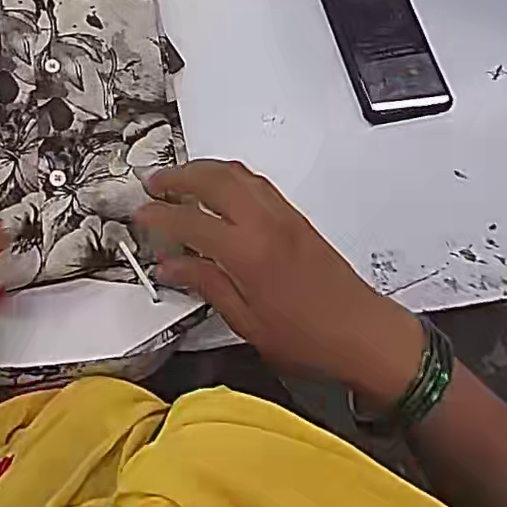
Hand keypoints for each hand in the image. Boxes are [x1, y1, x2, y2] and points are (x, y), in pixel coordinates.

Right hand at [135, 160, 424, 406]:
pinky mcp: (296, 216)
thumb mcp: (246, 322)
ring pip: (236, 171)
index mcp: (247, 253)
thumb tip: (173, 266)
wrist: (364, 333)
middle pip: (212, 178)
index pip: (189, 220)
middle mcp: (265, 223)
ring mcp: (283, 214)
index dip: (159, 215)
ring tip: (180, 178)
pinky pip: (256, 180)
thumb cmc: (311, 338)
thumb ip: (205, 284)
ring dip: (203, 168)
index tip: (142, 215)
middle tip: (154, 184)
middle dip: (177, 176)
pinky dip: (229, 174)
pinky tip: (220, 186)